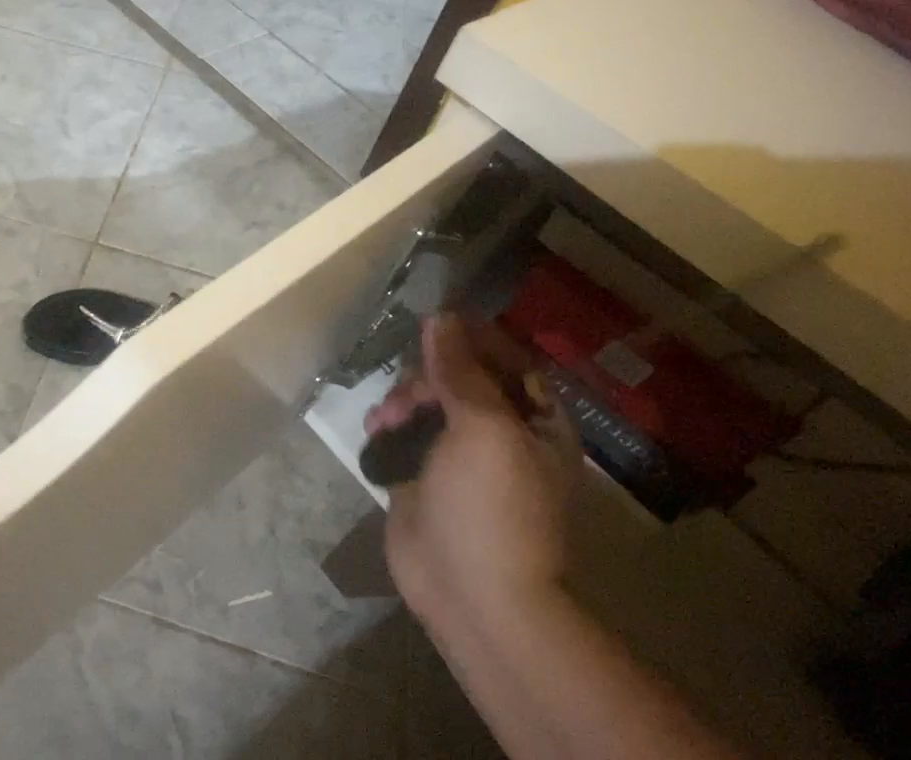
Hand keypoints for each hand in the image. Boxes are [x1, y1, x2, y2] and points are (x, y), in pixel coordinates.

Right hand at [367, 314, 578, 622]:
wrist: (472, 594)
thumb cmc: (492, 506)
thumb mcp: (484, 428)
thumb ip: (461, 371)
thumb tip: (441, 316)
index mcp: (535, 421)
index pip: (506, 360)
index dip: (472, 339)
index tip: (432, 325)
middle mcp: (501, 432)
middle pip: (459, 377)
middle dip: (428, 376)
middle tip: (406, 396)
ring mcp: (459, 457)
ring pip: (426, 403)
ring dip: (402, 400)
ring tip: (384, 420)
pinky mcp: (422, 476)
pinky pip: (402, 434)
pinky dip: (387, 427)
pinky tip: (374, 432)